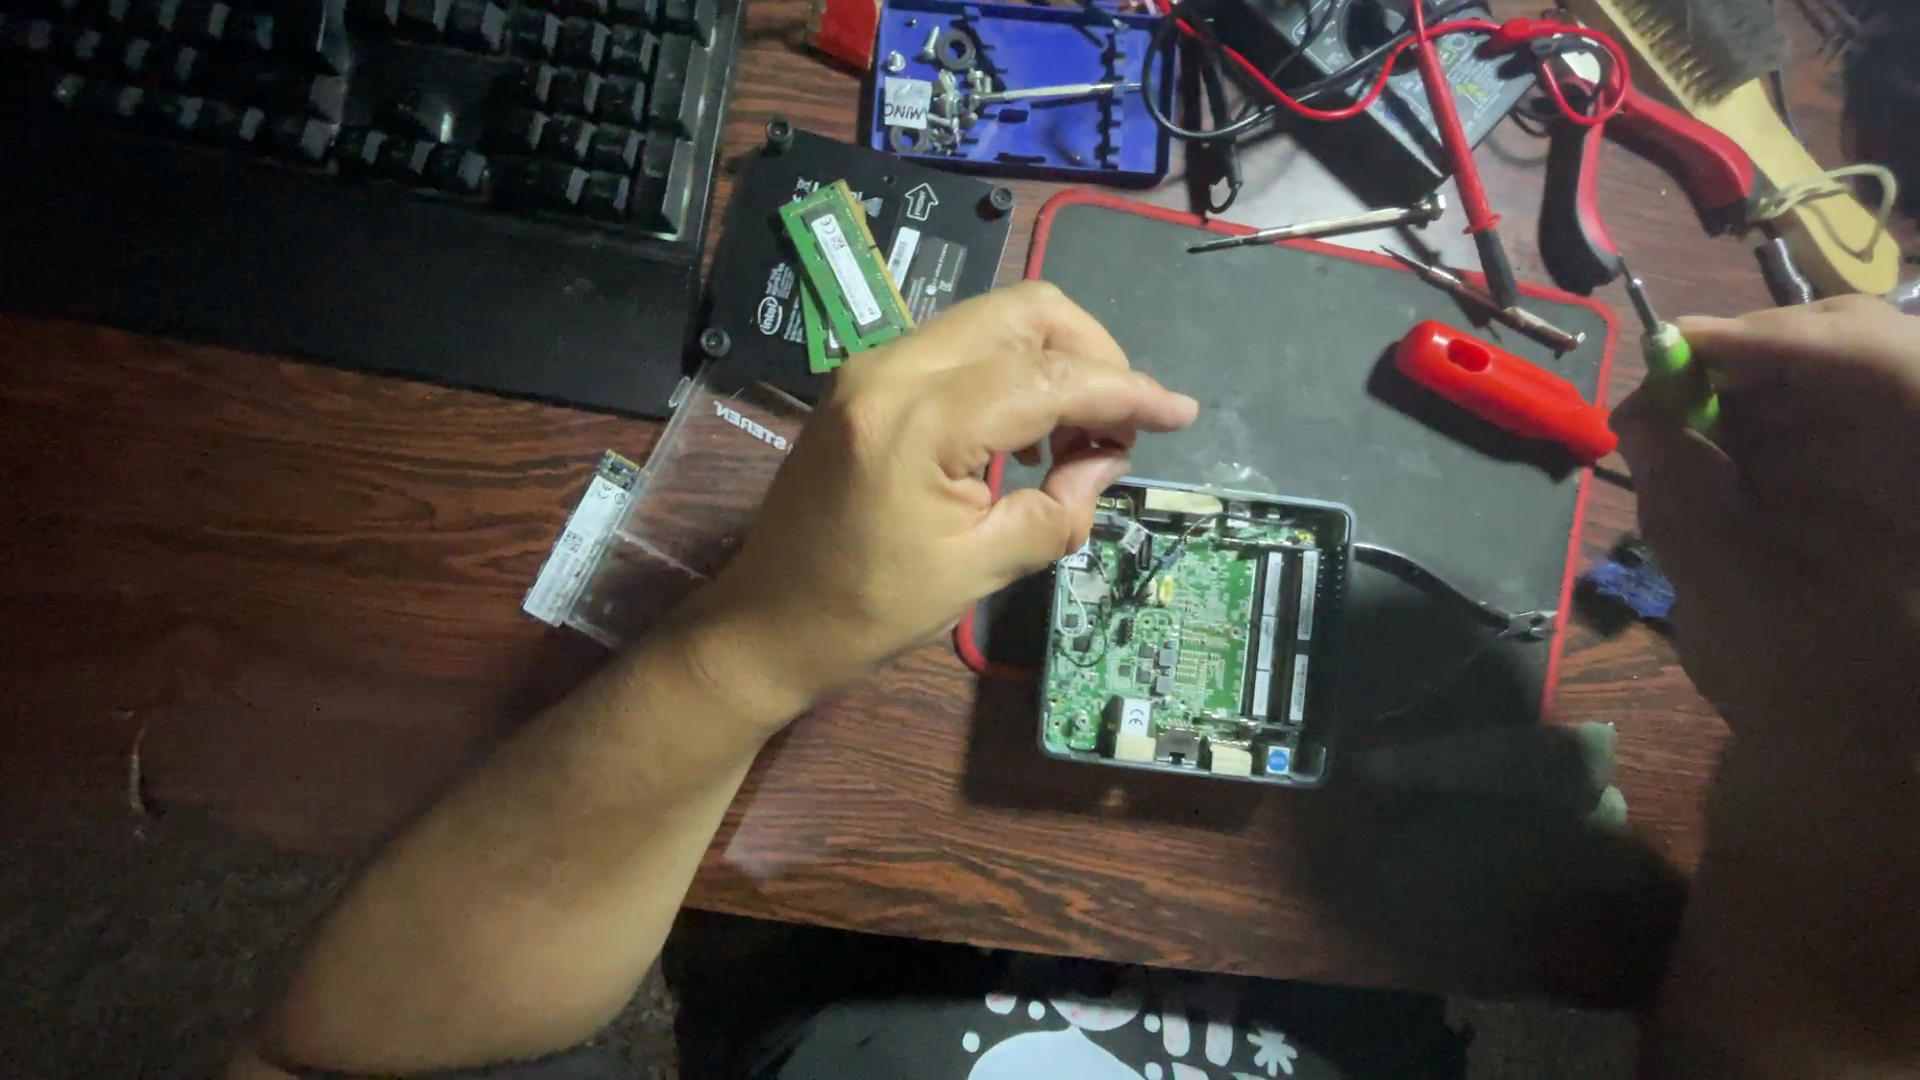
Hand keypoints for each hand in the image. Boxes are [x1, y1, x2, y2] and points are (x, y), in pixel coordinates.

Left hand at [675, 282, 1198, 721]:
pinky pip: (960, 349)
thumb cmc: (869, 609)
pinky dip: (1009, 374)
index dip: (1125, 391)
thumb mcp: (981, 568)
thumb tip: (1104, 461)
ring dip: (1051, 363)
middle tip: (1117, 425)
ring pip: (993, 322)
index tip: (1178, 413)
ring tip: (1072, 440)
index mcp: (919, 420)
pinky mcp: (867, 381)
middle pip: (1025, 311)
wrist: (770, 618)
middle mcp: (892, 367)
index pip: (1049, 376)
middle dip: (1092, 354)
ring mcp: (873, 367)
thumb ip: (1057, 509)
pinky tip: (1020, 435)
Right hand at [1612, 295, 1919, 753]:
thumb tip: (1645, 416)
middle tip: (1658, 398)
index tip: (1664, 351)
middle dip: (1747, 356)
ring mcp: (1907, 457)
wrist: (1868, 748)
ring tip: (1667, 429)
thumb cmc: (1809, 683)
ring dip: (1740, 386)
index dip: (1764, 339)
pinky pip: (1821, 410)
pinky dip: (1750, 418)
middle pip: (1861, 343)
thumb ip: (1684, 497)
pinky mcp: (1885, 472)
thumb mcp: (1729, 590)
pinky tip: (1702, 450)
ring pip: (1836, 367)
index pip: (1873, 360)